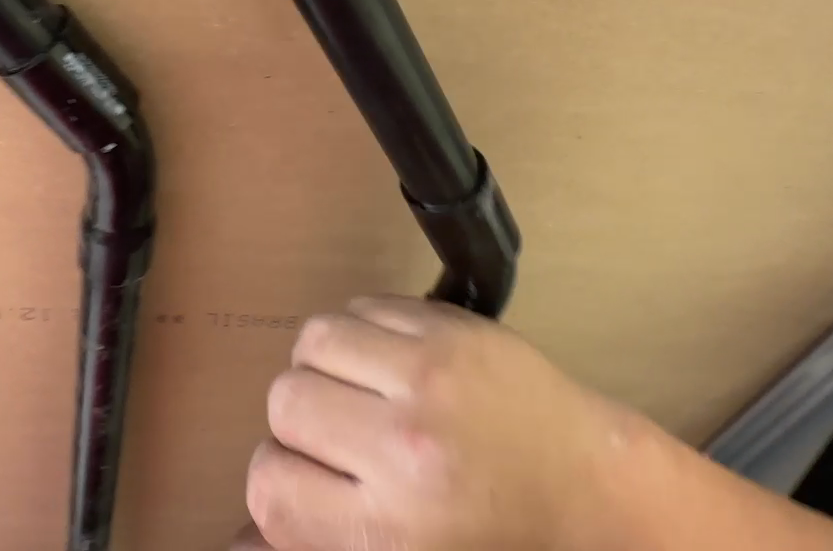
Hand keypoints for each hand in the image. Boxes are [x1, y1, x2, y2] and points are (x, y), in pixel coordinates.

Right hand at [237, 295, 645, 550]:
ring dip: (323, 363)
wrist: (596, 493)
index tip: (305, 479)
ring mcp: (429, 373)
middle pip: (285, 400)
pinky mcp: (449, 325)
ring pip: (313, 339)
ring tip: (360, 387)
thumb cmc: (499, 542)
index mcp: (391, 529)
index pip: (271, 485)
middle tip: (342, 435)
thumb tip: (235, 540)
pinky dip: (360, 330)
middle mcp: (404, 446)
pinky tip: (388, 359)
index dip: (277, 479)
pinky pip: (360, 305)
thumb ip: (320, 542)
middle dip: (301, 419)